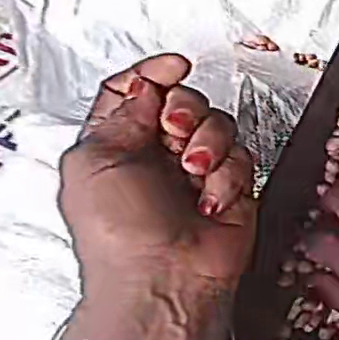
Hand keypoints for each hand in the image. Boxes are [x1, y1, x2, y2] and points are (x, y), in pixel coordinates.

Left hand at [58, 54, 257, 339]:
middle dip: (188, 113)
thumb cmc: (118, 230)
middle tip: (177, 134)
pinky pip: (244, 159)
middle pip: (187, 102)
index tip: (175, 65)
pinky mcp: (236, 186)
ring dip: (210, 148)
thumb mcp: (94, 161)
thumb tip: (150, 85)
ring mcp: (201, 169)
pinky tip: (211, 202)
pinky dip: (229, 179)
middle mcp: (160, 151)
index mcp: (118, 140)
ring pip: (222, 127)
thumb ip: (121, 115)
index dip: (155, 72)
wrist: (166, 274)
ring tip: (194, 176)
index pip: (137, 90)